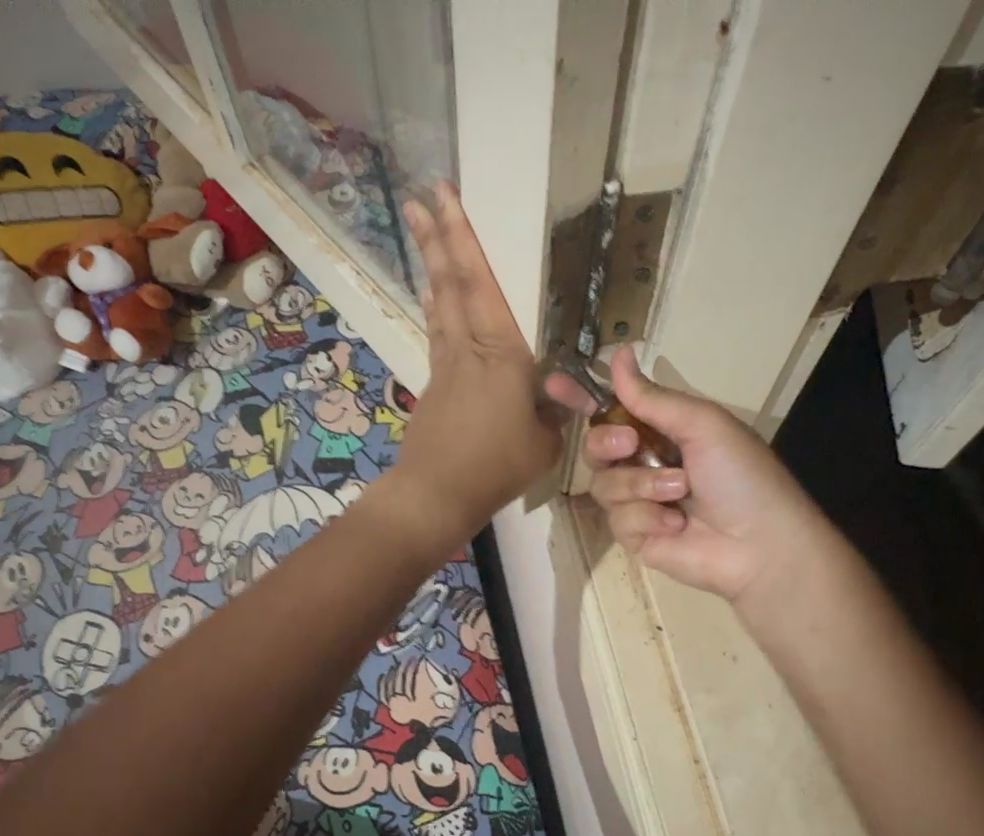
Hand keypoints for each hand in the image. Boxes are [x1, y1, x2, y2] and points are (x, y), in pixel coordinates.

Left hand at [387, 183, 565, 538]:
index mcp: (502, 352)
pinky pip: (437, 330)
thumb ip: (556, 412)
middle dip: (438, 235)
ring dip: (431, 261)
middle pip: (451, 281)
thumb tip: (563, 394)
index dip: (464, 238)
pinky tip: (434, 295)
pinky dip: (436, 304)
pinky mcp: (435, 383)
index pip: (480, 283)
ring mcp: (446, 363)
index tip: (448, 198)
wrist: (437, 493)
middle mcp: (469, 346)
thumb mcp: (546, 443)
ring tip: (420, 225)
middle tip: (422, 195)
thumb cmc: (497, 466)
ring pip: (439, 301)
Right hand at [549, 347, 828, 603]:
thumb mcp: (702, 424)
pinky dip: (647, 518)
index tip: (555, 386)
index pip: (614, 411)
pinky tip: (677, 525)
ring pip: (604, 485)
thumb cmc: (741, 475)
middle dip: (607, 444)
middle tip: (630, 445)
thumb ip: (653, 397)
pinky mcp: (636, 537)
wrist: (759, 543)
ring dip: (642, 485)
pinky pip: (618, 520)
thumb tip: (619, 353)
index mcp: (664, 432)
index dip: (582, 398)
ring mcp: (639, 503)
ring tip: (681, 492)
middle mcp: (646, 464)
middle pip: (596, 448)